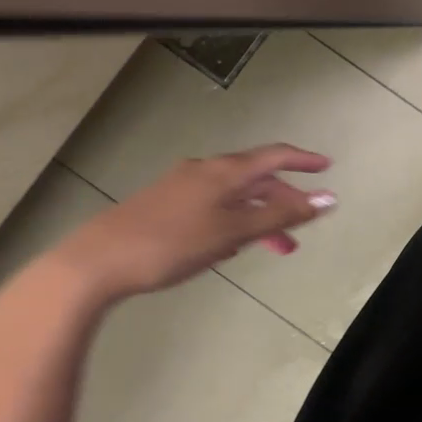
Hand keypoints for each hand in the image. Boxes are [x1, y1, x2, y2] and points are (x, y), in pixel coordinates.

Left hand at [43, 144, 335, 303]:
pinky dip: (231, 221)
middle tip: (299, 230)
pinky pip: (211, 206)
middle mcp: (205, 170)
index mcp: (225, 171)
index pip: (275, 157)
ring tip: (268, 247)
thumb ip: (282, 216)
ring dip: (257, 217)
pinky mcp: (160, 207)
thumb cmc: (170, 244)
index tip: (327, 168)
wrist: (92, 264)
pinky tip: (226, 249)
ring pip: (233, 196)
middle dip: (282, 202)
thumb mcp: (233, 232)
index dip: (303, 161)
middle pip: (255, 179)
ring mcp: (180, 187)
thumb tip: (328, 198)